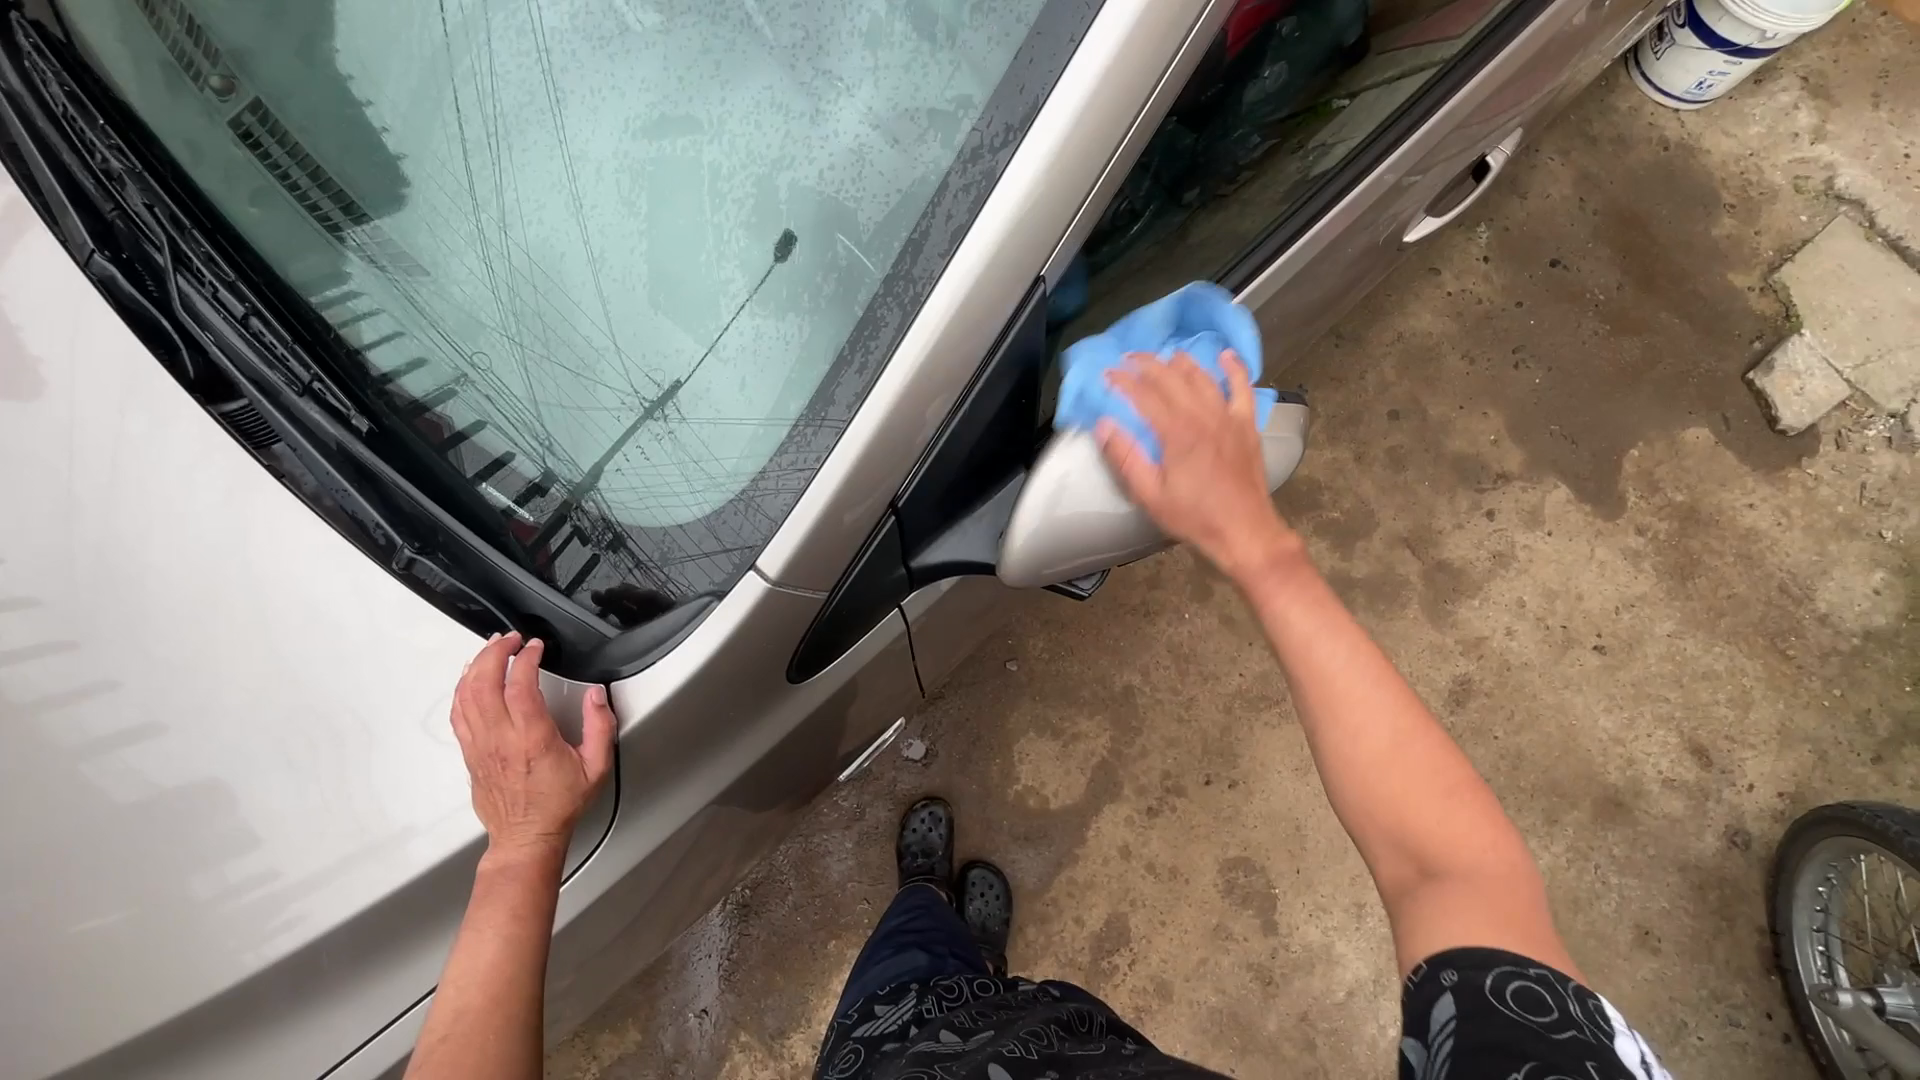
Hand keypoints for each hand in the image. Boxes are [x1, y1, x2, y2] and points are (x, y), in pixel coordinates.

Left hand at [450, 632, 615, 862]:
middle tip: (510, 639)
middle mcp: (501, 739)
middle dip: (495, 653)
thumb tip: (597, 695)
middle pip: (483, 683)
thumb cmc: (560, 804)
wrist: (526, 837)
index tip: (536, 646)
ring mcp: (481, 746)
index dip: (526, 659)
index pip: (520, 686)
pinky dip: (462, 689)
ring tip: (491, 650)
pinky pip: (458, 714)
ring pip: (466, 695)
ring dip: (476, 666)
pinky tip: (471, 678)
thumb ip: (601, 727)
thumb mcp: (597, 767)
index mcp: (533, 739)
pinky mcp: (471, 753)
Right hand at [1098, 350, 1303, 582]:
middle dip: (1147, 364)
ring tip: (1164, 356)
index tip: (1107, 375)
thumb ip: (1126, 457)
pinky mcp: (1247, 425)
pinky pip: (1243, 388)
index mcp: (1177, 432)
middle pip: (1172, 378)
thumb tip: (1104, 426)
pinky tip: (1225, 356)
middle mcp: (1203, 416)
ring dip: (1181, 363)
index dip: (1123, 381)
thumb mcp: (1150, 494)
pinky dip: (1234, 369)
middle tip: (1128, 360)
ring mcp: (1229, 417)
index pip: (1144, 395)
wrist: (1244, 530)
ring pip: (1203, 377)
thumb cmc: (1194, 516)